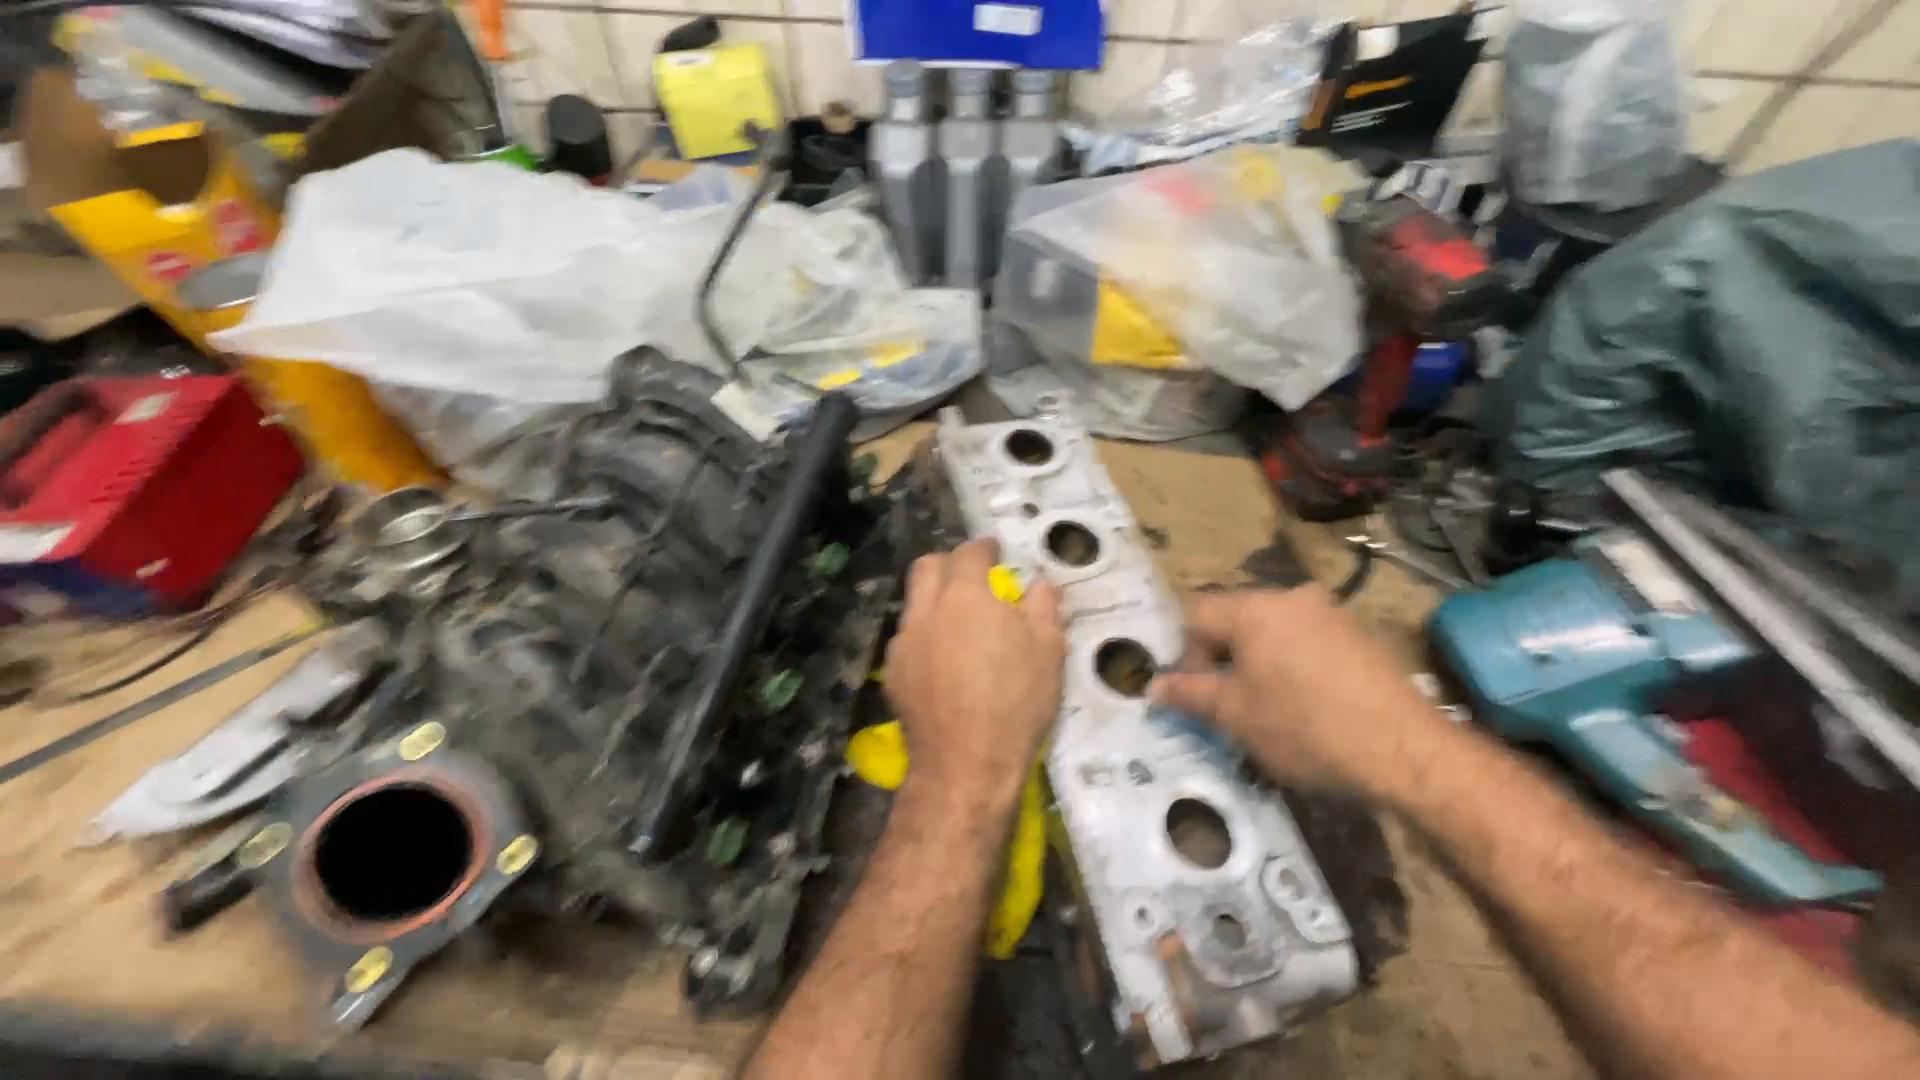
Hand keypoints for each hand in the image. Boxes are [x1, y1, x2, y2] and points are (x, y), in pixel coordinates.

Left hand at [884, 539, 1064, 809]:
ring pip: (913, 605)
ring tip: (956, 621)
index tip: (994, 549)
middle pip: (926, 567)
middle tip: (969, 575)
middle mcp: (927, 611)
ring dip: (933, 601)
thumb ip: (1043, 608)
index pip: (969, 554)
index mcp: (966, 597)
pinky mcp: (893, 675)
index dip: (983, 547)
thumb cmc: (1016, 702)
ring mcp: (904, 643)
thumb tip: (1040, 583)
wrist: (967, 763)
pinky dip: (924, 638)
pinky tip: (942, 660)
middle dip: (947, 563)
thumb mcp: (1048, 652)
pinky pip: (907, 641)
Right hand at [1150, 586, 1452, 798]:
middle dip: (1221, 660)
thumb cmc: (1305, 727)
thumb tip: (1152, 686)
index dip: (1184, 656)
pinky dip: (1290, 668)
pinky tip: (1302, 707)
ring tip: (1263, 711)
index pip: (1196, 616)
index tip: (1194, 696)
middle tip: (1224, 706)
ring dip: (1255, 665)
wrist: (1405, 752)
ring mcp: (1331, 614)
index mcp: (1255, 607)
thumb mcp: (1235, 715)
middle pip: (1234, 620)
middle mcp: (1292, 598)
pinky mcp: (1358, 637)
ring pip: (1270, 633)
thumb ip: (1189, 694)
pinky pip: (1304, 643)